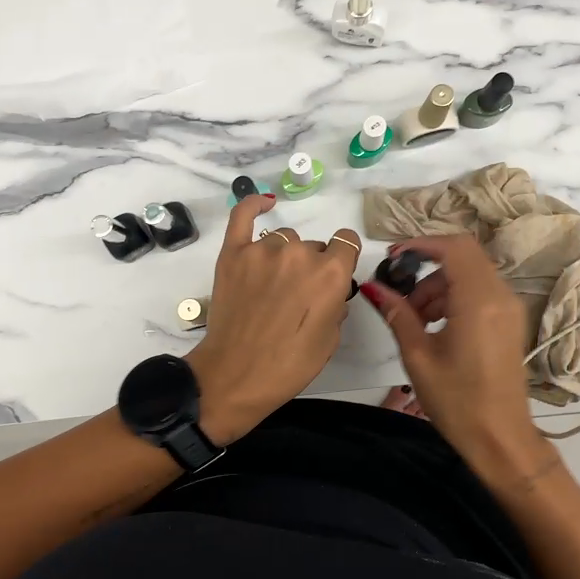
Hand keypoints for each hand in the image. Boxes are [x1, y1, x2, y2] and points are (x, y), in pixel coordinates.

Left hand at [184, 194, 361, 443]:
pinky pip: (242, 216)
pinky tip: (264, 203)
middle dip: (310, 266)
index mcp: (330, 274)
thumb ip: (335, 304)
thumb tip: (329, 291)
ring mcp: (263, 250)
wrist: (236, 375)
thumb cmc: (289, 365)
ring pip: (283, 239)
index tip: (333, 273)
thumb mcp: (330, 340)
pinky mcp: (233, 253)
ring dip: (283, 255)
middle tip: (295, 297)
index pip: (346, 242)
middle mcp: (299, 254)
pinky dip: (253, 205)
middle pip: (313, 246)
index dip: (342, 258)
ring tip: (270, 286)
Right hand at [358, 235, 553, 476]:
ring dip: (439, 285)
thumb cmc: (457, 401)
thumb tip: (373, 287)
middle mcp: (500, 296)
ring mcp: (509, 309)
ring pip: (471, 274)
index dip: (421, 244)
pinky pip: (481, 291)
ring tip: (415, 318)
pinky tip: (435, 326)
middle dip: (427, 267)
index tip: (393, 258)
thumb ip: (397, 314)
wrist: (501, 439)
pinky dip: (455, 296)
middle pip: (463, 257)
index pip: (454, 248)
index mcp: (479, 301)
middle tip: (401, 296)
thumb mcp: (418, 356)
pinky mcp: (510, 322)